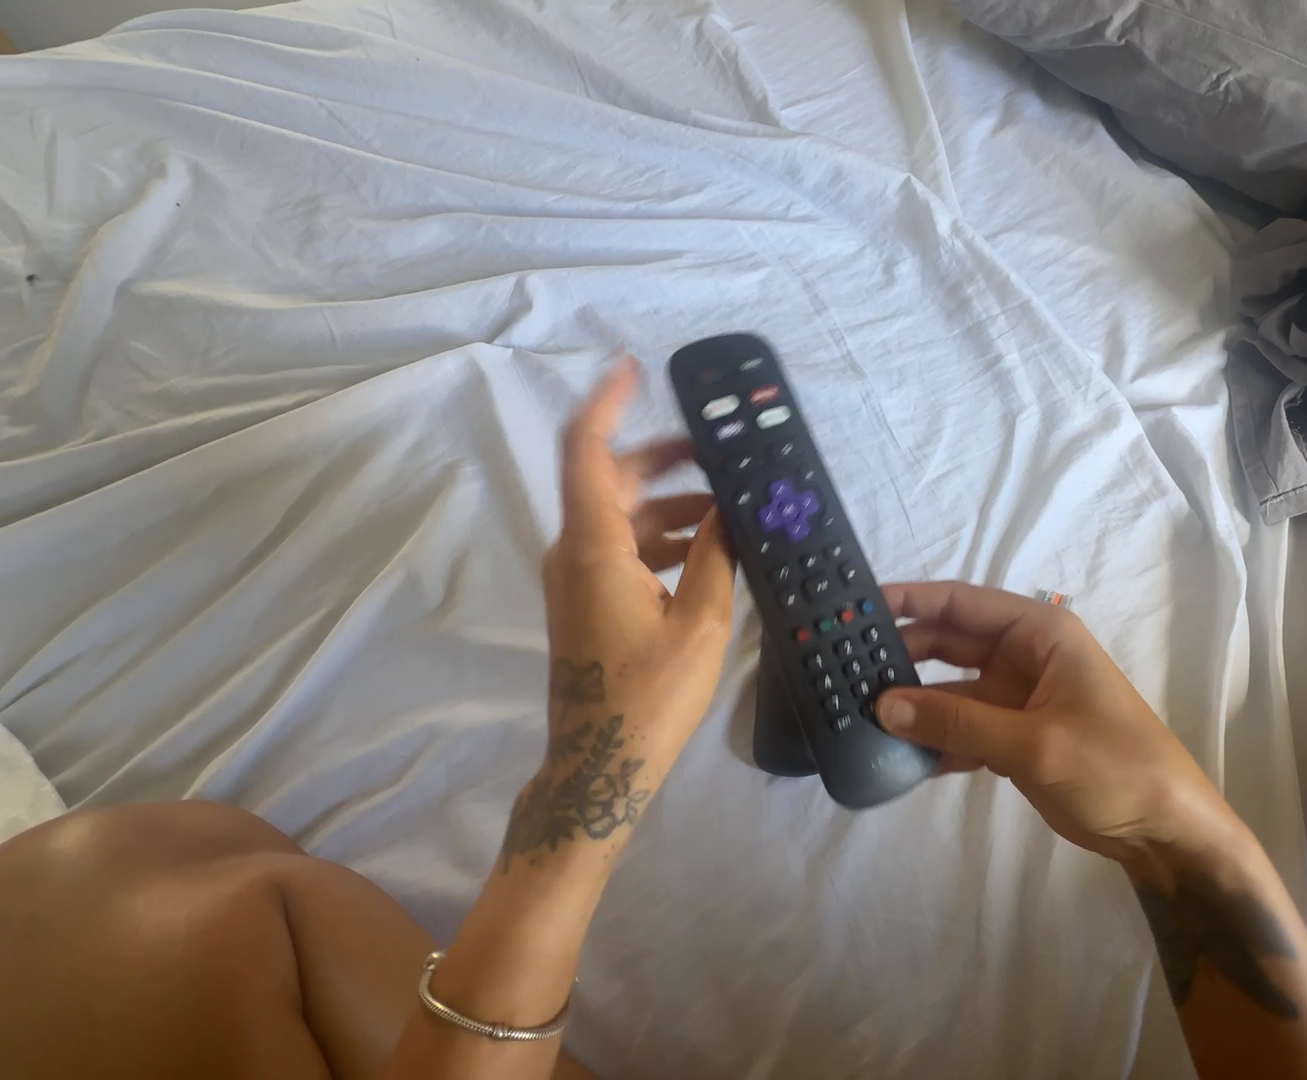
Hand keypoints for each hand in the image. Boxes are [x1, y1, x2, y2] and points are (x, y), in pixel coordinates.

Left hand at [502, 357, 736, 869]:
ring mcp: (578, 576)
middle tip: (717, 453)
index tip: (632, 367)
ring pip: (624, 514)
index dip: (607, 401)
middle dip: (667, 459)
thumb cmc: (649, 696)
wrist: (601, 763)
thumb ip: (717, 553)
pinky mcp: (588, 598)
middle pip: (615, 478)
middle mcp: (576, 552)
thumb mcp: (700, 620)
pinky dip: (664, 537)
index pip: (588, 450)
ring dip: (673, 504)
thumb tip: (731, 506)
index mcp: (595, 547)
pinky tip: (708, 551)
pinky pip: (625, 546)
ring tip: (729, 512)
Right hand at [876, 583, 1244, 870]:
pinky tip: (896, 755)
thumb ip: (957, 721)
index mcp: (1038, 632)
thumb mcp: (1034, 741)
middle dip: (901, 653)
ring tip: (858, 712)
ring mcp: (1014, 698)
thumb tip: (884, 706)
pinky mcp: (1009, 737)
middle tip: (845, 664)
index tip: (859, 603)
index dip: (910, 598)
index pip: (962, 602)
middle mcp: (1022, 656)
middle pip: (947, 643)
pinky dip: (931, 740)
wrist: (1164, 831)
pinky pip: (959, 728)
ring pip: (947, 690)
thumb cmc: (1114, 765)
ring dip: (911, 703)